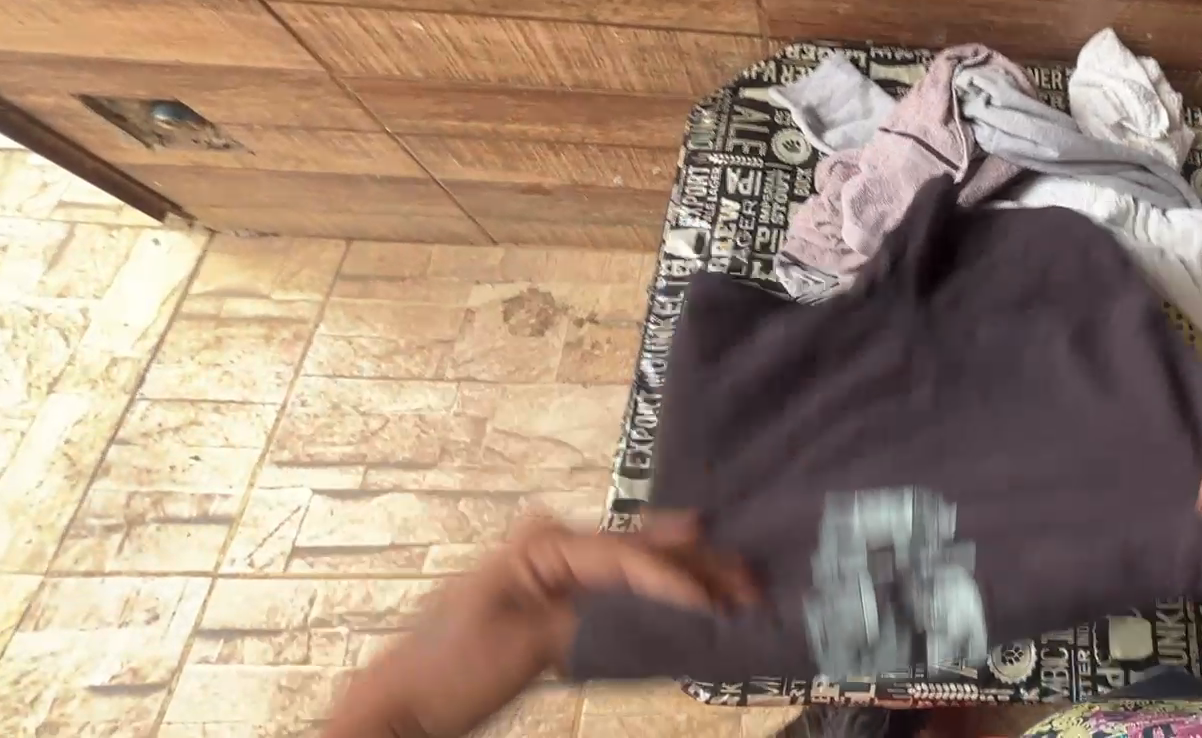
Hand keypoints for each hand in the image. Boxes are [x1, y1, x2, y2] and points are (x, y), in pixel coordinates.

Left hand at [323, 513, 757, 737]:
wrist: (395, 714)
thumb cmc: (448, 672)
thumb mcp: (522, 640)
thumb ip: (593, 614)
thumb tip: (656, 607)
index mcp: (547, 542)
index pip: (625, 557)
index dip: (673, 579)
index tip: (714, 602)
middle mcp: (560, 546)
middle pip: (641, 552)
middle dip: (697, 565)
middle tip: (750, 576)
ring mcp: (564, 572)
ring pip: (640, 569)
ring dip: (689, 578)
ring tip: (739, 581)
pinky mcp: (567, 602)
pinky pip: (625, 591)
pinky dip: (662, 596)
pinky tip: (698, 597)